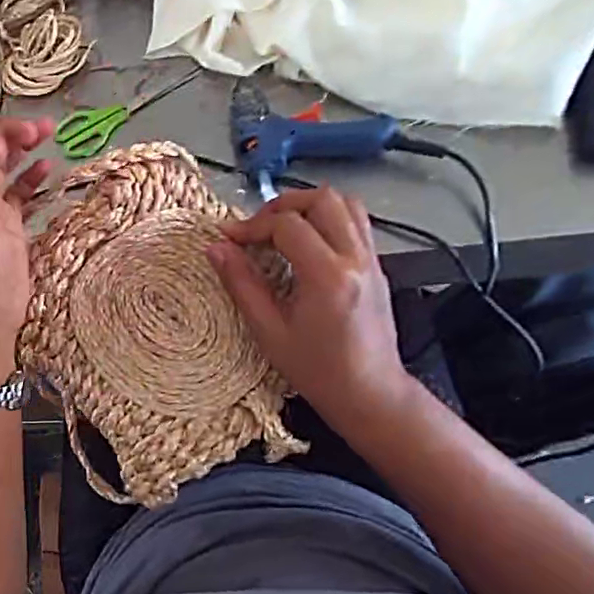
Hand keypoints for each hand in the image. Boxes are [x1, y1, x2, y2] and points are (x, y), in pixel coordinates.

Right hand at [206, 187, 414, 433]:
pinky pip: (356, 222)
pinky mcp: (377, 266)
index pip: (288, 225)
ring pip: (345, 203)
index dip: (252, 226)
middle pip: (322, 199)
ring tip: (281, 229)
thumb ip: (242, 284)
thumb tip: (216, 248)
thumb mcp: (269, 332)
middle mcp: (355, 259)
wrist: (370, 394)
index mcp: (328, 277)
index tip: (229, 239)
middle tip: (257, 229)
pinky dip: (327, 219)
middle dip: (281, 206)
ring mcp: (372, 260)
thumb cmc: (317, 371)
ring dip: (308, 207)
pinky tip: (305, 244)